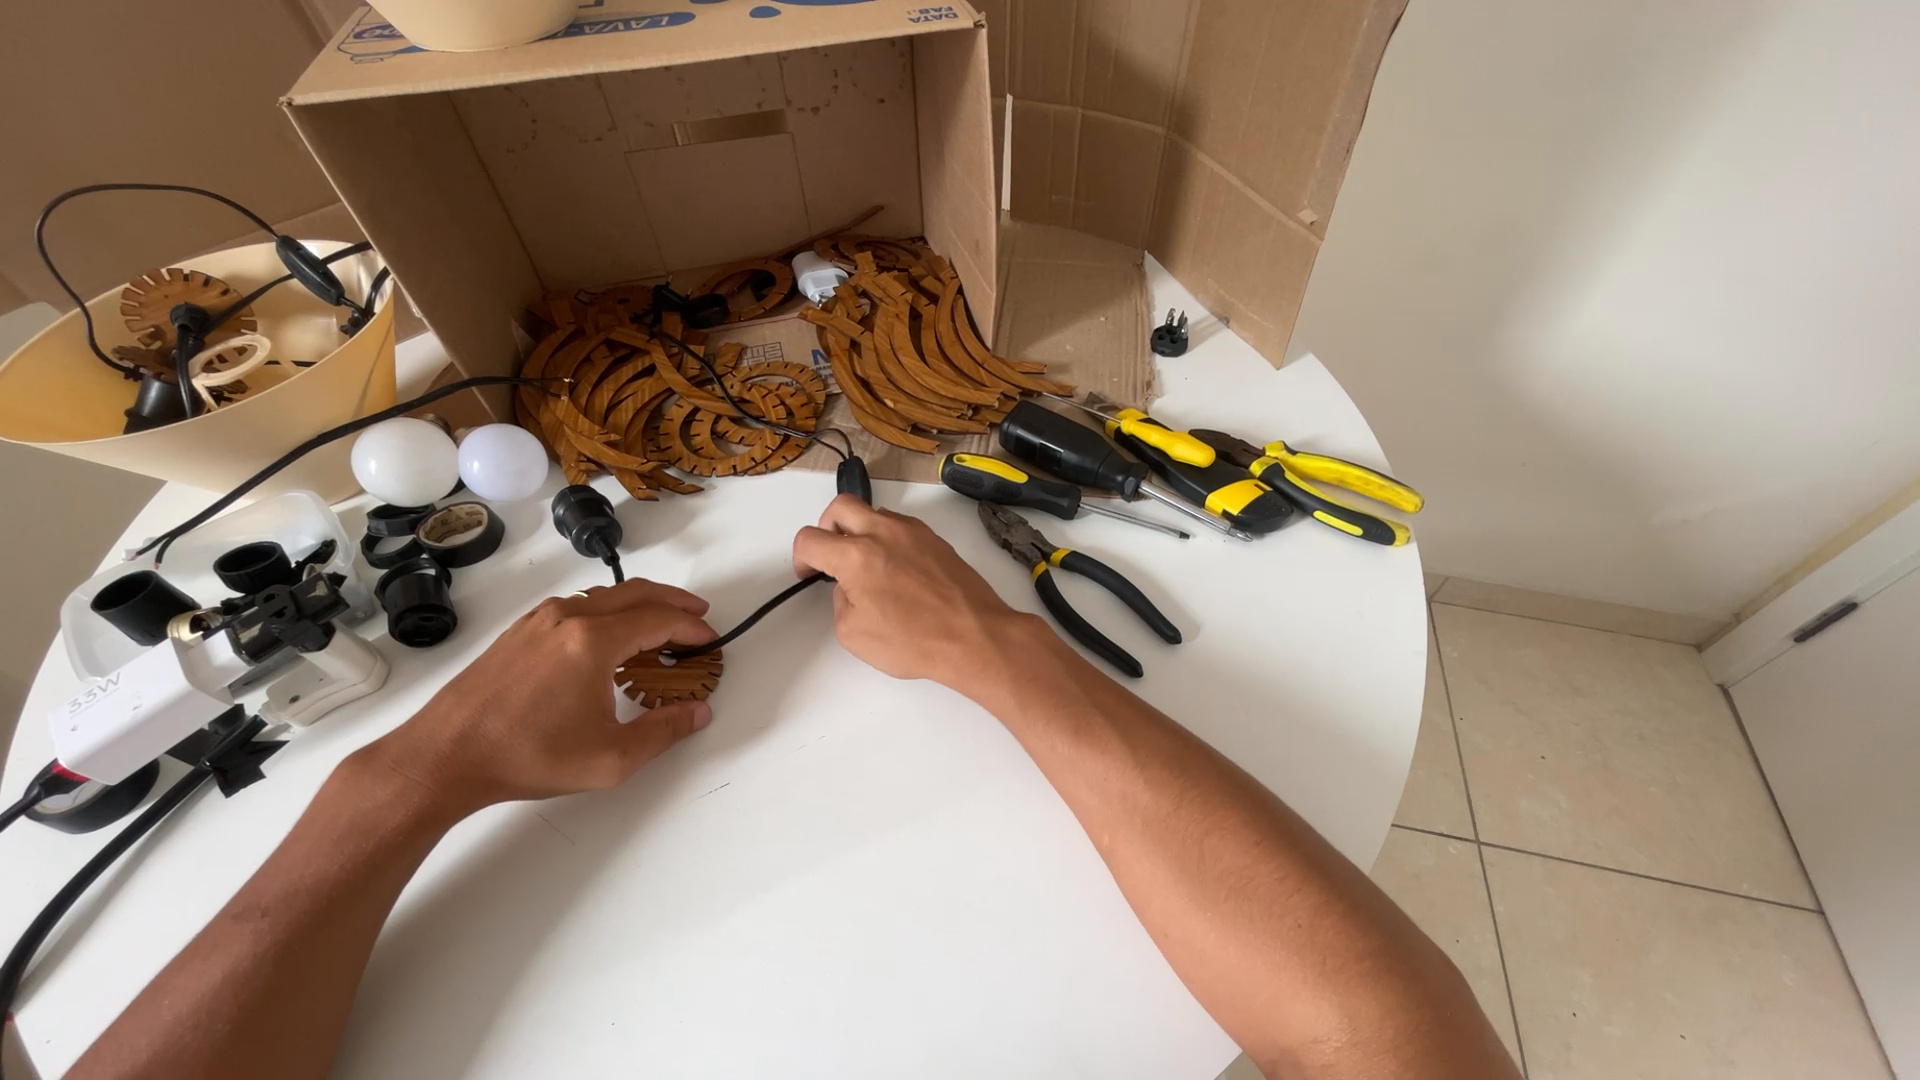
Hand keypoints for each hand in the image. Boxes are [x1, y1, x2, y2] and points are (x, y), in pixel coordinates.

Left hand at [358, 580, 718, 815]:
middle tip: (698, 616)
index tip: (710, 642)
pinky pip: (577, 606)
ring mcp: (539, 621)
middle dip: (674, 602)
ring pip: (604, 596)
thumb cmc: (526, 757)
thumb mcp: (610, 758)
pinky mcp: (519, 632)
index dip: (691, 629)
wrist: (443, 757)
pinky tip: (610, 638)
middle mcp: (568, 618)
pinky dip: (608, 611)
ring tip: (659, 626)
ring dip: (640, 604)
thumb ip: (663, 732)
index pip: (659, 620)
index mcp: (593, 641)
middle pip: (636, 593)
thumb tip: (698, 713)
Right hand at [792, 496, 1032, 688]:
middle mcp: (883, 532)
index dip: (802, 557)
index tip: (809, 572)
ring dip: (861, 531)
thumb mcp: (853, 633)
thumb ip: (839, 601)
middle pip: (841, 507)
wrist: (974, 635)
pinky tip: (895, 570)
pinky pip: (900, 526)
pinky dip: (888, 539)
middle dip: (828, 528)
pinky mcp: (934, 538)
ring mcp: (912, 531)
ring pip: (873, 513)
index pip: (810, 538)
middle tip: (831, 556)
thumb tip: (848, 586)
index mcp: (856, 555)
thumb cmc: (915, 640)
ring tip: (867, 566)